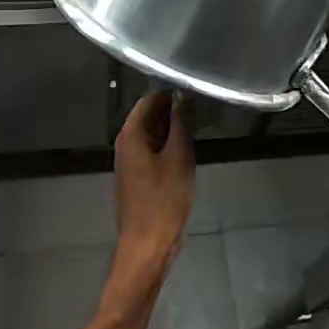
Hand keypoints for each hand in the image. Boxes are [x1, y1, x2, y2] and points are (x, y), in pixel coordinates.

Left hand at [112, 92, 194, 270]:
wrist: (147, 243)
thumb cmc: (163, 200)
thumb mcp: (179, 158)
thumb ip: (181, 124)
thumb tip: (183, 95)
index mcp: (131, 133)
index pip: (149, 99)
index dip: (170, 91)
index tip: (194, 85)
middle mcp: (126, 141)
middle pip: (150, 115)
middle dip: (173, 108)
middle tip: (202, 102)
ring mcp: (131, 159)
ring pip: (153, 133)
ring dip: (172, 127)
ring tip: (200, 121)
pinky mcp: (138, 175)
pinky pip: (153, 149)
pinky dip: (169, 144)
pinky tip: (188, 146)